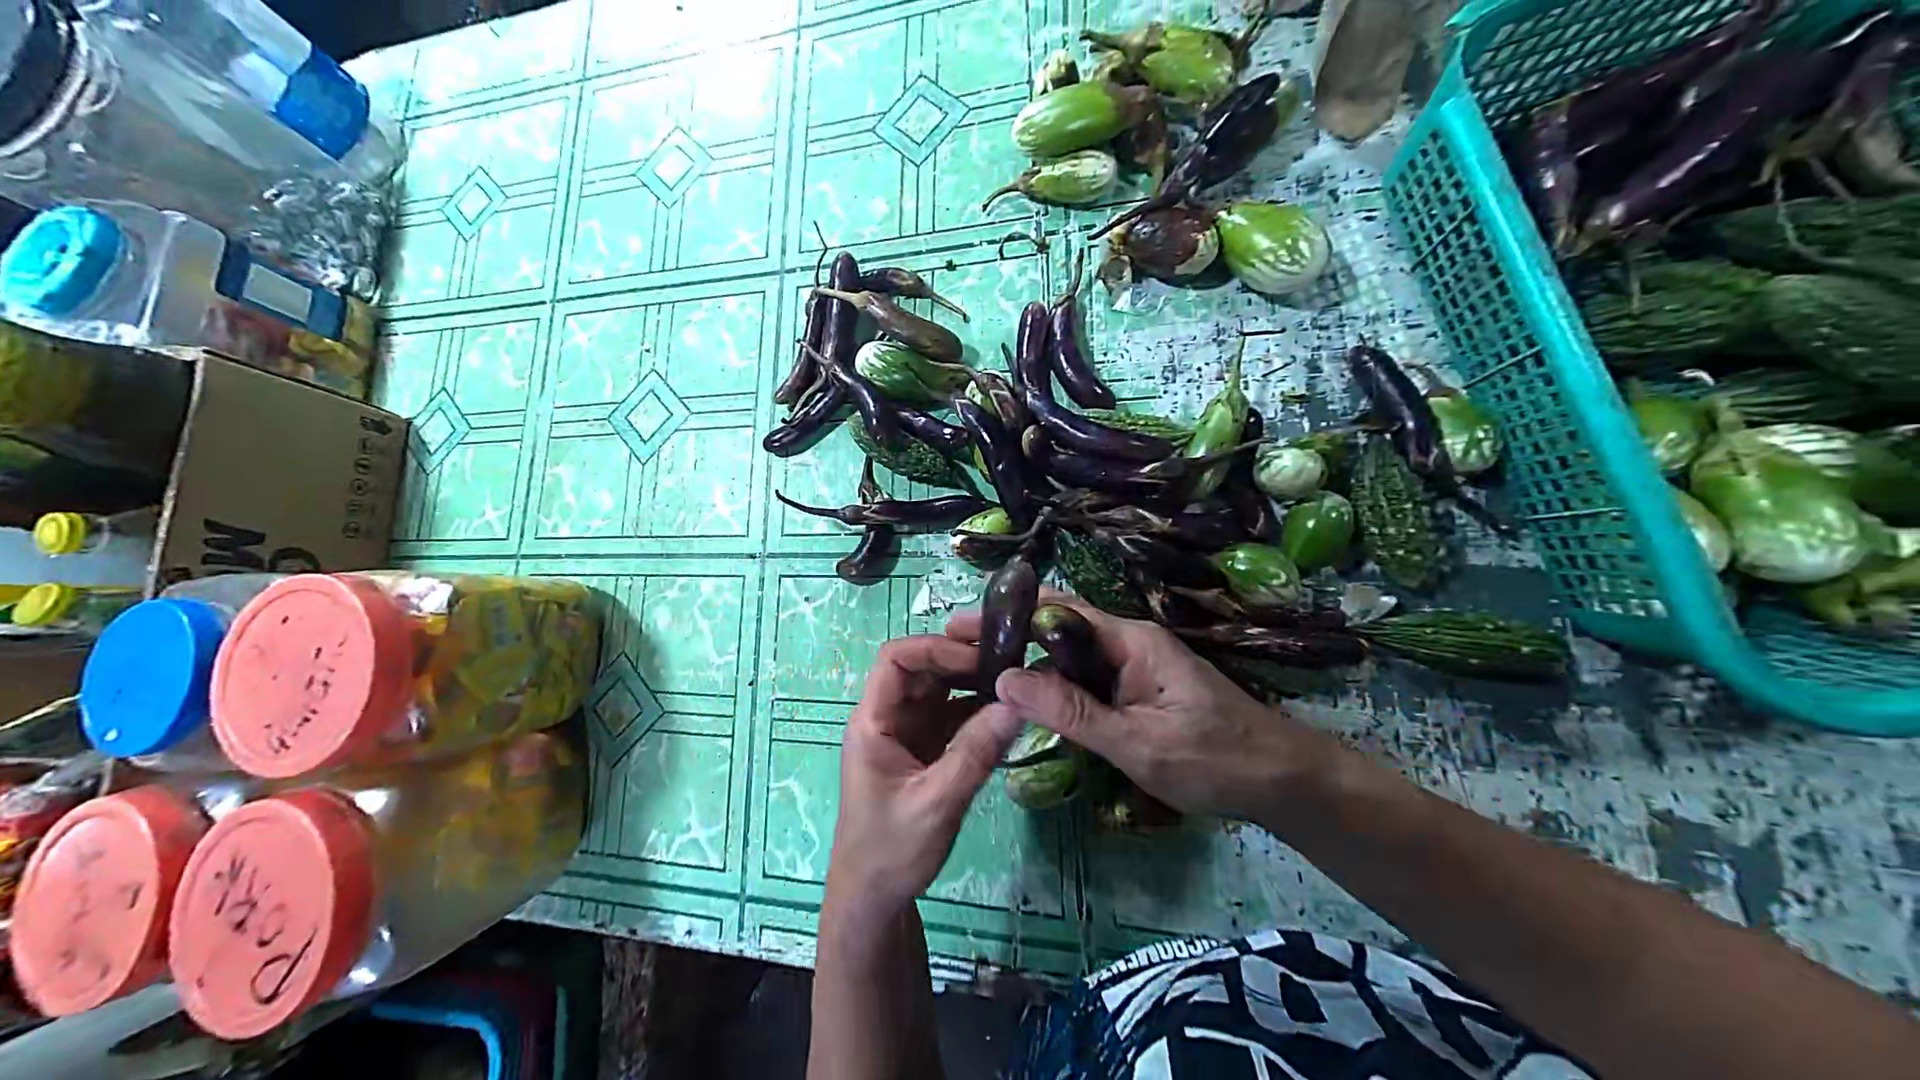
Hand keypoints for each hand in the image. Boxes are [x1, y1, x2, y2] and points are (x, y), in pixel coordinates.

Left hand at [825, 635, 1024, 915]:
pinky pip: (950, 716)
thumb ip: (974, 754)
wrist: (874, 898)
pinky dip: (976, 710)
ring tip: (1014, 680)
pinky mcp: (923, 750)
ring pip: (938, 690)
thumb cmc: (891, 852)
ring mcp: (906, 733)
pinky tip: (1005, 712)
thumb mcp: (936, 803)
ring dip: (971, 683)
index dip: (935, 649)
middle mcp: (887, 718)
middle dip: (960, 660)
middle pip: (920, 669)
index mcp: (873, 722)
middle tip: (1008, 661)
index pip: (896, 659)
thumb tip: (1015, 705)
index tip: (978, 657)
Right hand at [947, 592, 1337, 821]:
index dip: (1007, 615)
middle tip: (956, 656)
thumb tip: (1006, 680)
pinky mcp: (1137, 690)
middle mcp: (1128, 643)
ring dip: (1028, 664)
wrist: (1282, 781)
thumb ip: (1072, 712)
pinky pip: (1085, 679)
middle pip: (1058, 630)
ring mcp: (1133, 667)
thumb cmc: (1216, 760)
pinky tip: (1026, 702)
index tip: (959, 627)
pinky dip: (1053, 687)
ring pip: (1069, 657)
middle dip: (1009, 639)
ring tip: (977, 677)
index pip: (1058, 611)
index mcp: (1131, 641)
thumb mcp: (1138, 743)